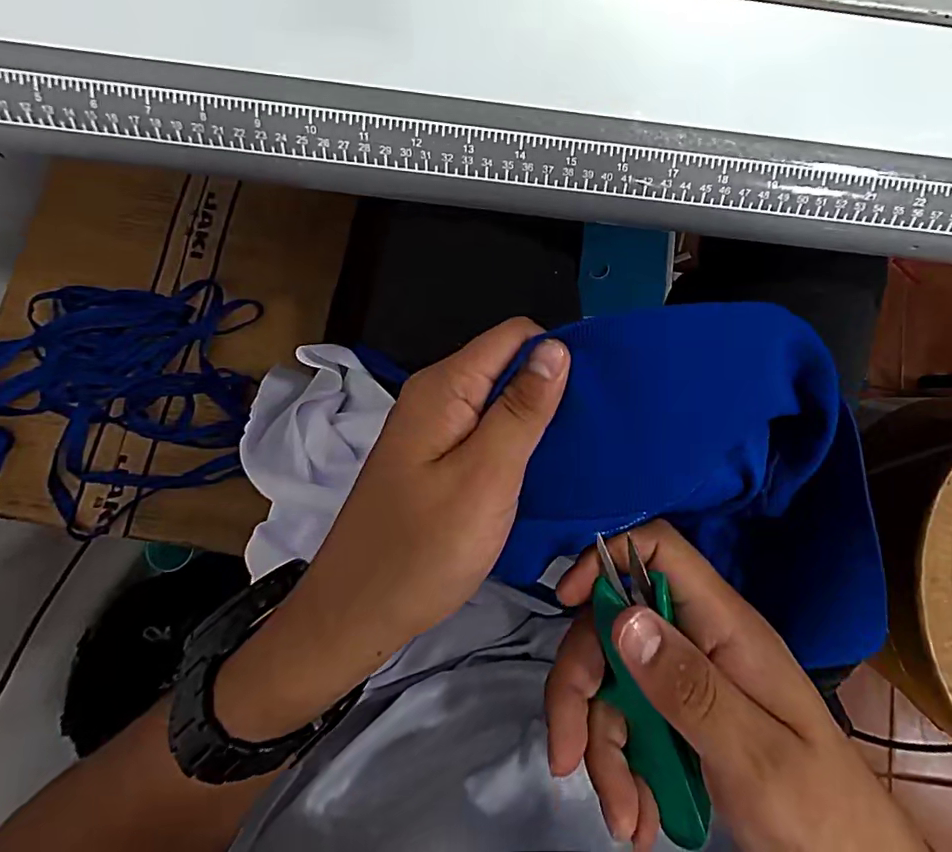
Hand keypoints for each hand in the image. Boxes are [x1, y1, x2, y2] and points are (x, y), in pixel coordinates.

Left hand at [217, 318, 570, 740]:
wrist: (355, 615)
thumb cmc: (424, 549)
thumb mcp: (485, 476)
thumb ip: (522, 409)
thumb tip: (556, 346)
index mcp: (445, 387)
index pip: (515, 335)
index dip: (557, 354)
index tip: (595, 393)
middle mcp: (436, 395)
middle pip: (507, 364)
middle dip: (551, 388)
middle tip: (592, 430)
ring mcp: (434, 428)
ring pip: (500, 400)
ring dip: (537, 419)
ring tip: (576, 450)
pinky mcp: (436, 458)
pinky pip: (486, 431)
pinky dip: (517, 443)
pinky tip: (542, 469)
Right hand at [545, 521, 923, 851]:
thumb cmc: (816, 805)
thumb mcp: (754, 754)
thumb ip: (689, 686)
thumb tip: (622, 616)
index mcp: (725, 624)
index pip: (662, 550)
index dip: (609, 557)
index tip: (567, 602)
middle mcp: (701, 638)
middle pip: (617, 625)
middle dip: (582, 686)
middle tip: (568, 755)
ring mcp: (690, 677)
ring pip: (615, 681)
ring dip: (604, 749)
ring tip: (625, 819)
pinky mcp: (682, 716)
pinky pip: (630, 723)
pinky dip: (623, 770)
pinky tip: (639, 818)